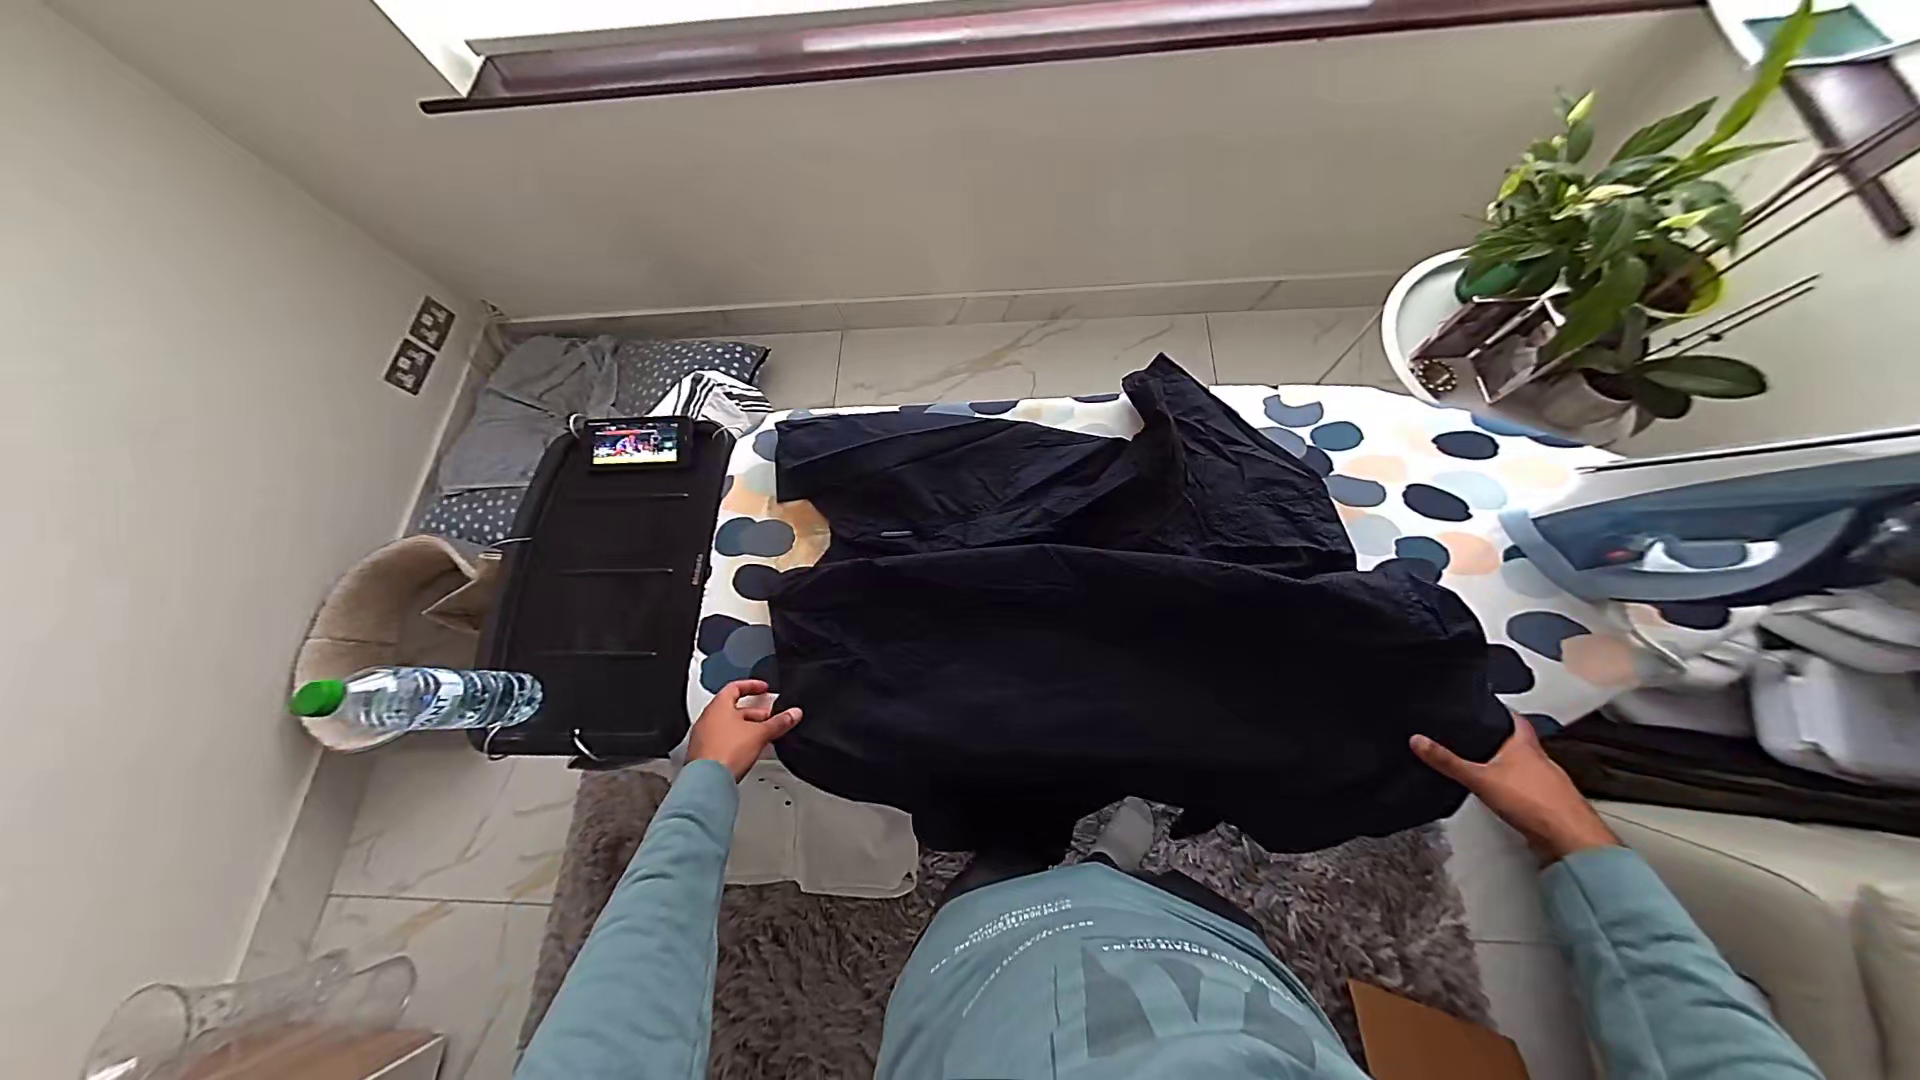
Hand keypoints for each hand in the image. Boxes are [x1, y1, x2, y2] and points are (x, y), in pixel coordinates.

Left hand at [688, 680, 802, 781]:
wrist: (708, 782)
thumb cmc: (724, 752)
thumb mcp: (760, 733)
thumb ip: (779, 722)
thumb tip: (793, 714)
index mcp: (718, 707)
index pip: (735, 687)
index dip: (752, 686)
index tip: (763, 689)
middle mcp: (707, 720)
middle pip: (734, 709)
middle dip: (755, 713)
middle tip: (770, 717)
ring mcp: (703, 738)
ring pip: (728, 726)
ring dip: (746, 728)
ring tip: (762, 736)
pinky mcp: (703, 755)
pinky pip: (723, 741)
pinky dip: (737, 742)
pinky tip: (749, 751)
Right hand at [1411, 712, 1618, 862]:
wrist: (1574, 842)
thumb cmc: (1537, 805)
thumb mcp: (1478, 778)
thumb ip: (1447, 760)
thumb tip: (1419, 741)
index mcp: (1526, 746)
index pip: (1515, 718)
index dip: (1502, 710)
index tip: (1491, 705)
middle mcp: (1542, 761)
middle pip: (1521, 742)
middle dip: (1502, 739)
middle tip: (1483, 736)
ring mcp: (1550, 783)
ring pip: (1527, 765)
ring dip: (1510, 765)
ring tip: (1488, 767)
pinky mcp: (1552, 803)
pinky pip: (1530, 788)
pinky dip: (1517, 787)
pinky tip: (1506, 796)